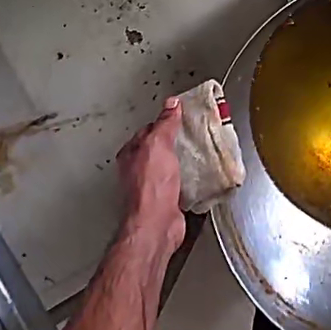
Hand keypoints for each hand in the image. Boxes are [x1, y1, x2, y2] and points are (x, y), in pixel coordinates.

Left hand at [117, 97, 184, 253]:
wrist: (157, 224)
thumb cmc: (151, 187)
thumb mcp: (158, 144)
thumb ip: (165, 124)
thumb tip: (171, 105)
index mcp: (132, 153)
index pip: (149, 129)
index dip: (165, 120)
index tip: (182, 115)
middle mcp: (138, 169)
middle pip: (159, 147)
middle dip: (176, 140)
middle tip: (193, 132)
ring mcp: (152, 185)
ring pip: (169, 165)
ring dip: (183, 159)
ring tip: (198, 151)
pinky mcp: (166, 199)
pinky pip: (179, 182)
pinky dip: (189, 177)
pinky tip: (198, 175)